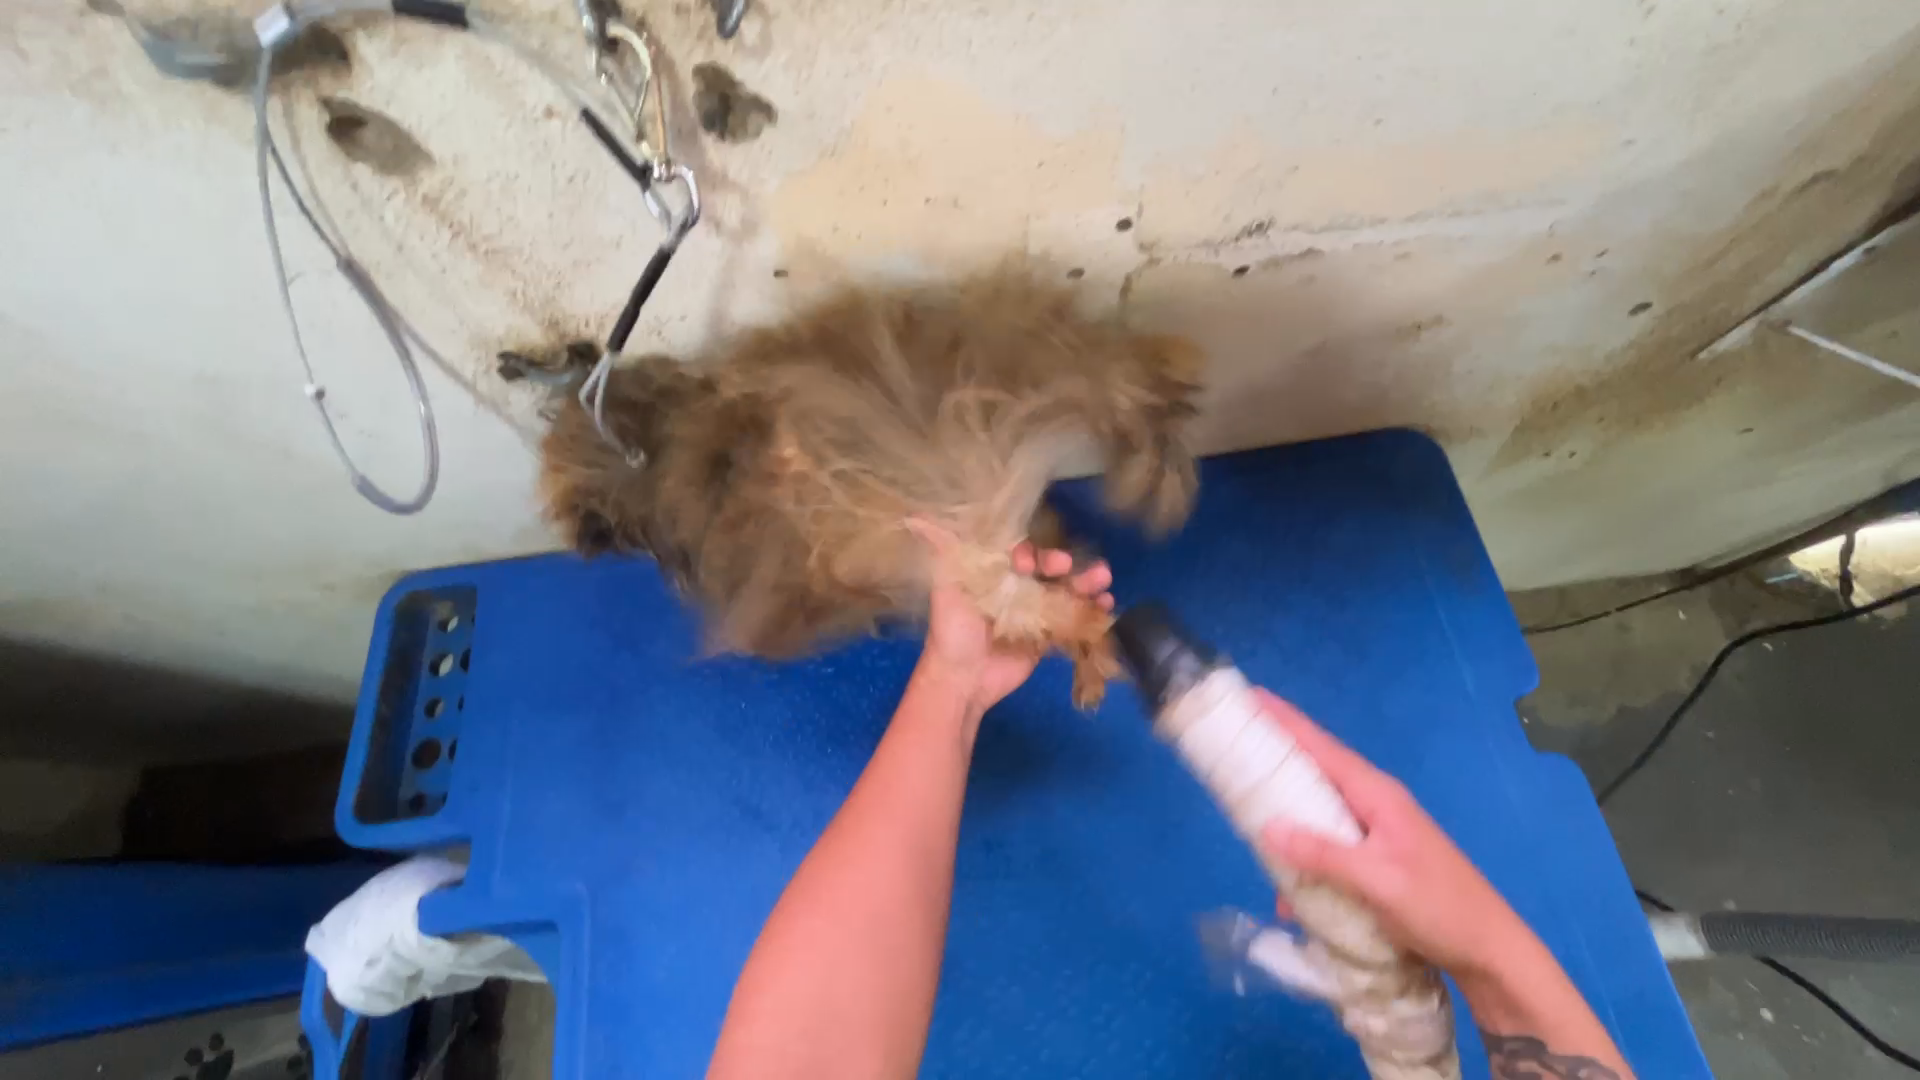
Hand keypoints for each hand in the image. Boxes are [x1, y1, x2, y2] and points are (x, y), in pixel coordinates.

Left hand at [911, 529, 1113, 716]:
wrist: (962, 679)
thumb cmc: (952, 631)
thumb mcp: (945, 587)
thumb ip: (941, 552)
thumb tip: (914, 517)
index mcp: (996, 573)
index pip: (1021, 554)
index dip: (1030, 553)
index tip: (1030, 562)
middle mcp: (1018, 588)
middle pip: (1049, 569)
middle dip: (1065, 565)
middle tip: (1071, 567)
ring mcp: (1036, 612)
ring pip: (1066, 590)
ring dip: (1086, 583)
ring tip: (1103, 582)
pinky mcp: (1048, 637)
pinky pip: (1073, 619)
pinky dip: (1091, 610)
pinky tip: (1105, 605)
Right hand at [1253, 690, 1531, 980]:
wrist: (1494, 957)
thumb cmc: (1440, 909)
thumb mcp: (1379, 881)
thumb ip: (1323, 853)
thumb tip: (1267, 827)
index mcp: (1375, 793)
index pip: (1319, 745)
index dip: (1283, 719)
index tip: (1249, 695)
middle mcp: (1371, 803)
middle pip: (1311, 773)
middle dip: (1272, 769)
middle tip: (1230, 762)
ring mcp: (1373, 831)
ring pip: (1314, 815)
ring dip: (1288, 832)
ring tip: (1255, 844)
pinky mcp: (1373, 859)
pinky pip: (1326, 849)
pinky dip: (1306, 868)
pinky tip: (1292, 900)